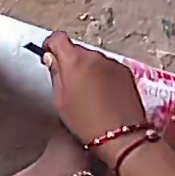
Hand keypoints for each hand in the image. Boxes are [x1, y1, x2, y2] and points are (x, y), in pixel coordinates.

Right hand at [43, 32, 174, 175]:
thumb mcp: (60, 100)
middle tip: (66, 82)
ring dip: (87, 69)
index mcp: (74, 61)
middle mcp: (95, 57)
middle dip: (69, 61)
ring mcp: (112, 64)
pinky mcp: (126, 72)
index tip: (48, 54)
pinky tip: (100, 95)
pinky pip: (107, 68)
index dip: (50, 45)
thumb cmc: (87, 122)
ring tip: (85, 93)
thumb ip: (54, 74)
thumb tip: (51, 59)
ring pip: (93, 59)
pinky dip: (102, 75)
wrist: (122, 137)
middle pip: (76, 50)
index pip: (58, 38)